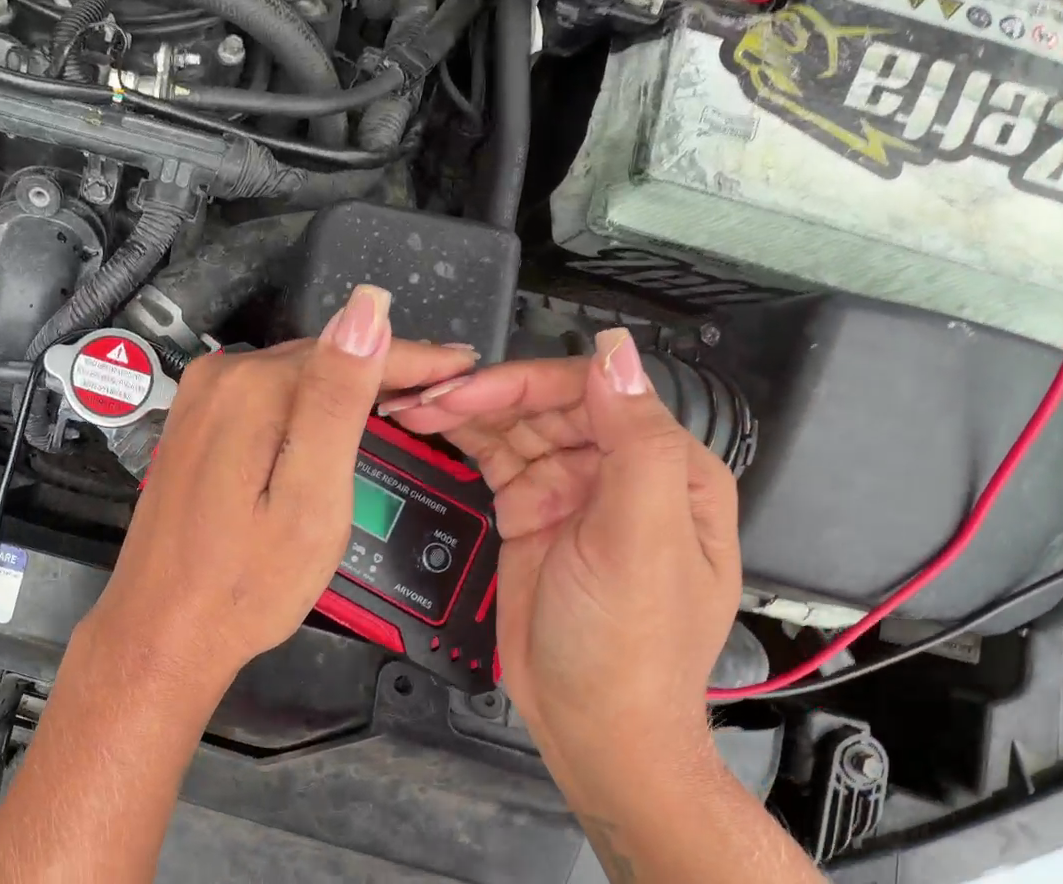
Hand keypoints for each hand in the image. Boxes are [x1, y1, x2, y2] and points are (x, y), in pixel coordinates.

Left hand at [85, 285, 479, 683]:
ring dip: (345, 386)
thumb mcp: (310, 495)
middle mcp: (217, 379)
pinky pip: (262, 398)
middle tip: (447, 386)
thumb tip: (365, 308)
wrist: (164, 626)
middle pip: (318, 359)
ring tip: (407, 400)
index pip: (347, 350)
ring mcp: (198, 401)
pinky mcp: (192, 426)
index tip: (465, 366)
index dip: (414, 358)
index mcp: (250, 388)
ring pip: (291, 376)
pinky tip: (333, 420)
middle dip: (382, 369)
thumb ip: (336, 398)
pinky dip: (305, 405)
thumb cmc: (247, 580)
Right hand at [379, 328, 740, 771]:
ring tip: (409, 405)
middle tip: (419, 397)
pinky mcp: (528, 509)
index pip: (591, 394)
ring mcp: (568, 489)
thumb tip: (616, 352)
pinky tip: (426, 426)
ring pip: (511, 426)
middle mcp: (616, 469)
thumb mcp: (640, 540)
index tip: (463, 390)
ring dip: (461, 412)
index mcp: (664, 467)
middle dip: (480, 395)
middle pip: (542, 404)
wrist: (592, 721)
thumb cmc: (631, 643)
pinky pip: (491, 457)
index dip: (523, 383)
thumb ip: (634, 442)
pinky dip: (458, 439)